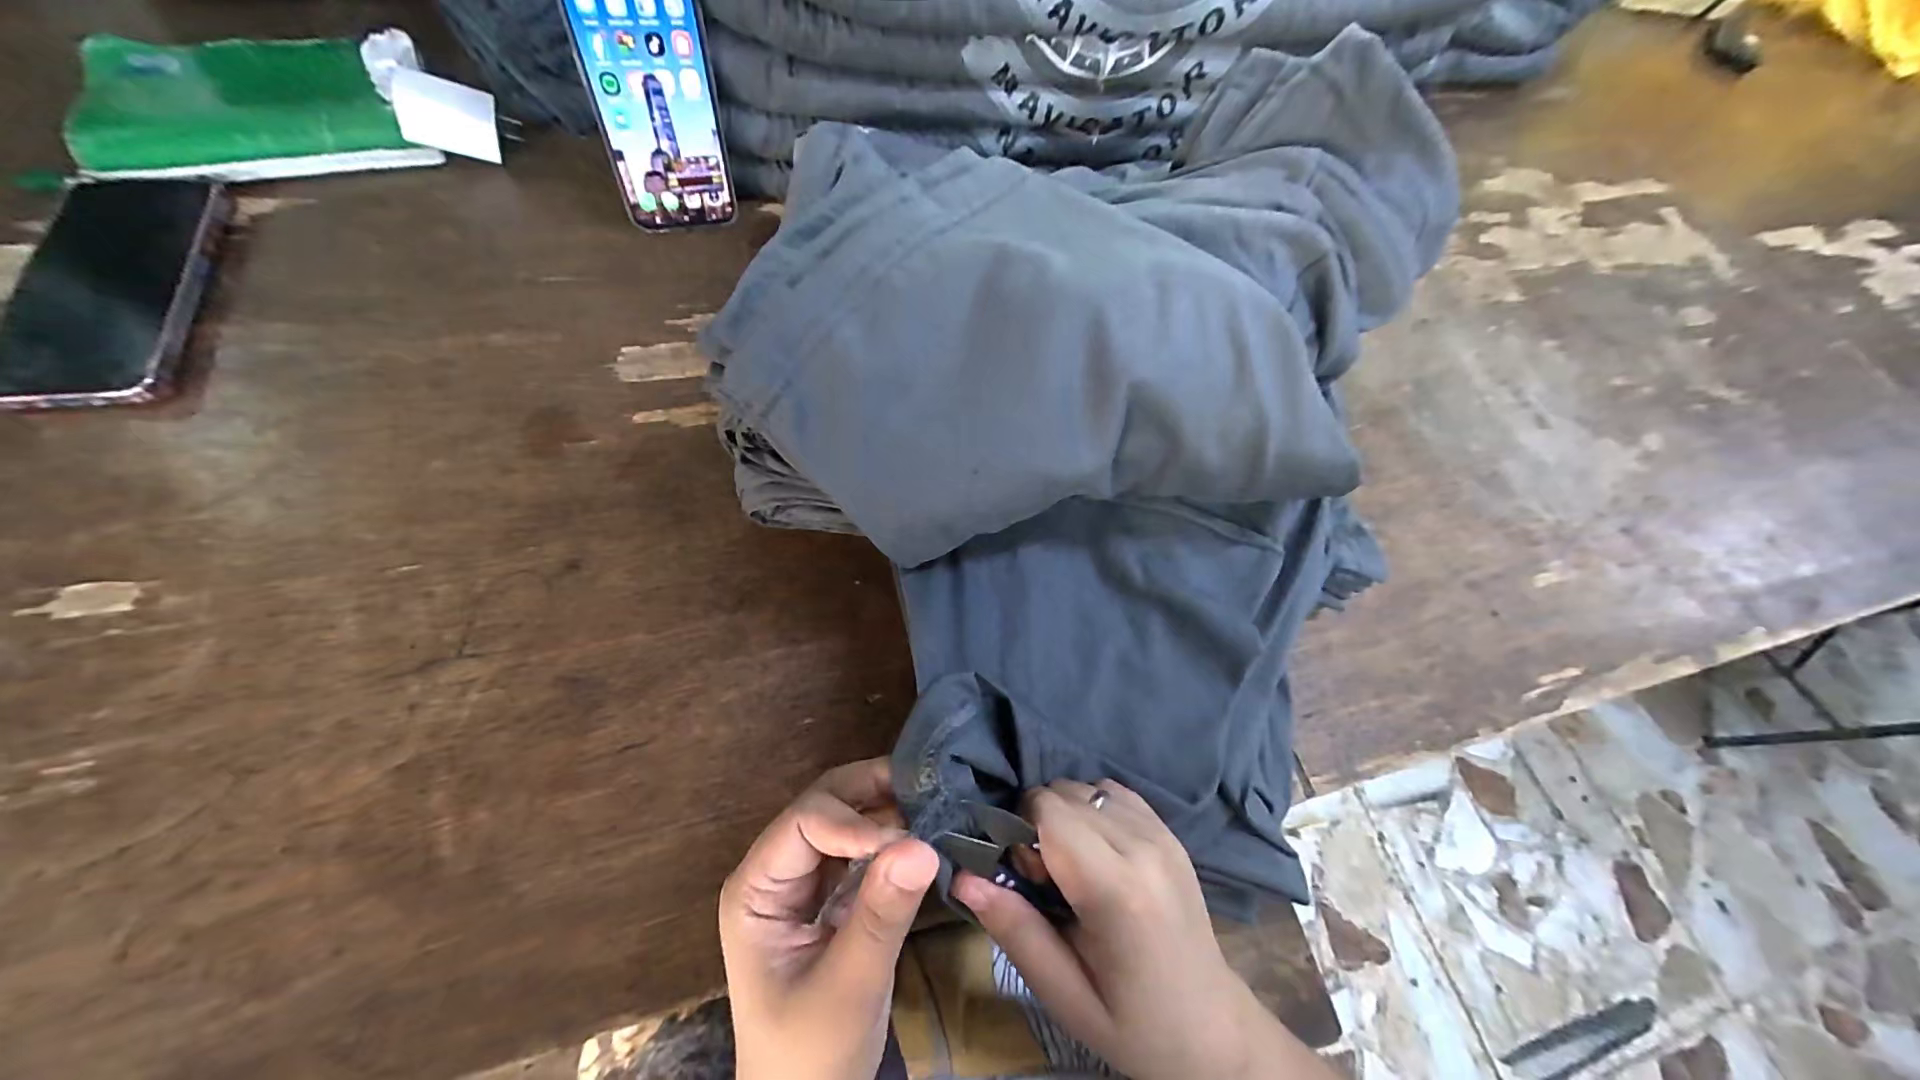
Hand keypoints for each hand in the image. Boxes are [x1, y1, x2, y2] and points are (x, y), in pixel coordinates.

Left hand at [719, 758, 938, 1079]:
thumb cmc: (812, 1056)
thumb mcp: (849, 987)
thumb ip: (882, 914)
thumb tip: (922, 845)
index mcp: (756, 889)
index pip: (804, 822)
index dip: (854, 821)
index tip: (906, 840)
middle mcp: (776, 870)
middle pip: (823, 805)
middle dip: (872, 792)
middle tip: (928, 790)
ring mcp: (804, 879)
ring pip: (845, 817)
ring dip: (886, 808)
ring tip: (934, 805)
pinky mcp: (831, 893)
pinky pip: (861, 847)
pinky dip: (892, 835)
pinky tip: (924, 833)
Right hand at [954, 779, 1334, 1079]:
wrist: (1214, 1029)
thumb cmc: (1133, 1023)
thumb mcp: (1065, 995)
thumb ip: (1015, 930)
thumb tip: (961, 878)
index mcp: (1117, 889)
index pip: (1049, 810)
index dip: (1021, 833)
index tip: (1026, 877)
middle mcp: (1143, 846)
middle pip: (1063, 792)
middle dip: (1038, 823)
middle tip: (1046, 881)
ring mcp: (1161, 833)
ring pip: (1084, 786)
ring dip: (1064, 815)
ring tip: (1073, 868)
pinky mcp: (1169, 831)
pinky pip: (1112, 792)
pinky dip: (1091, 809)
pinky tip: (1096, 852)